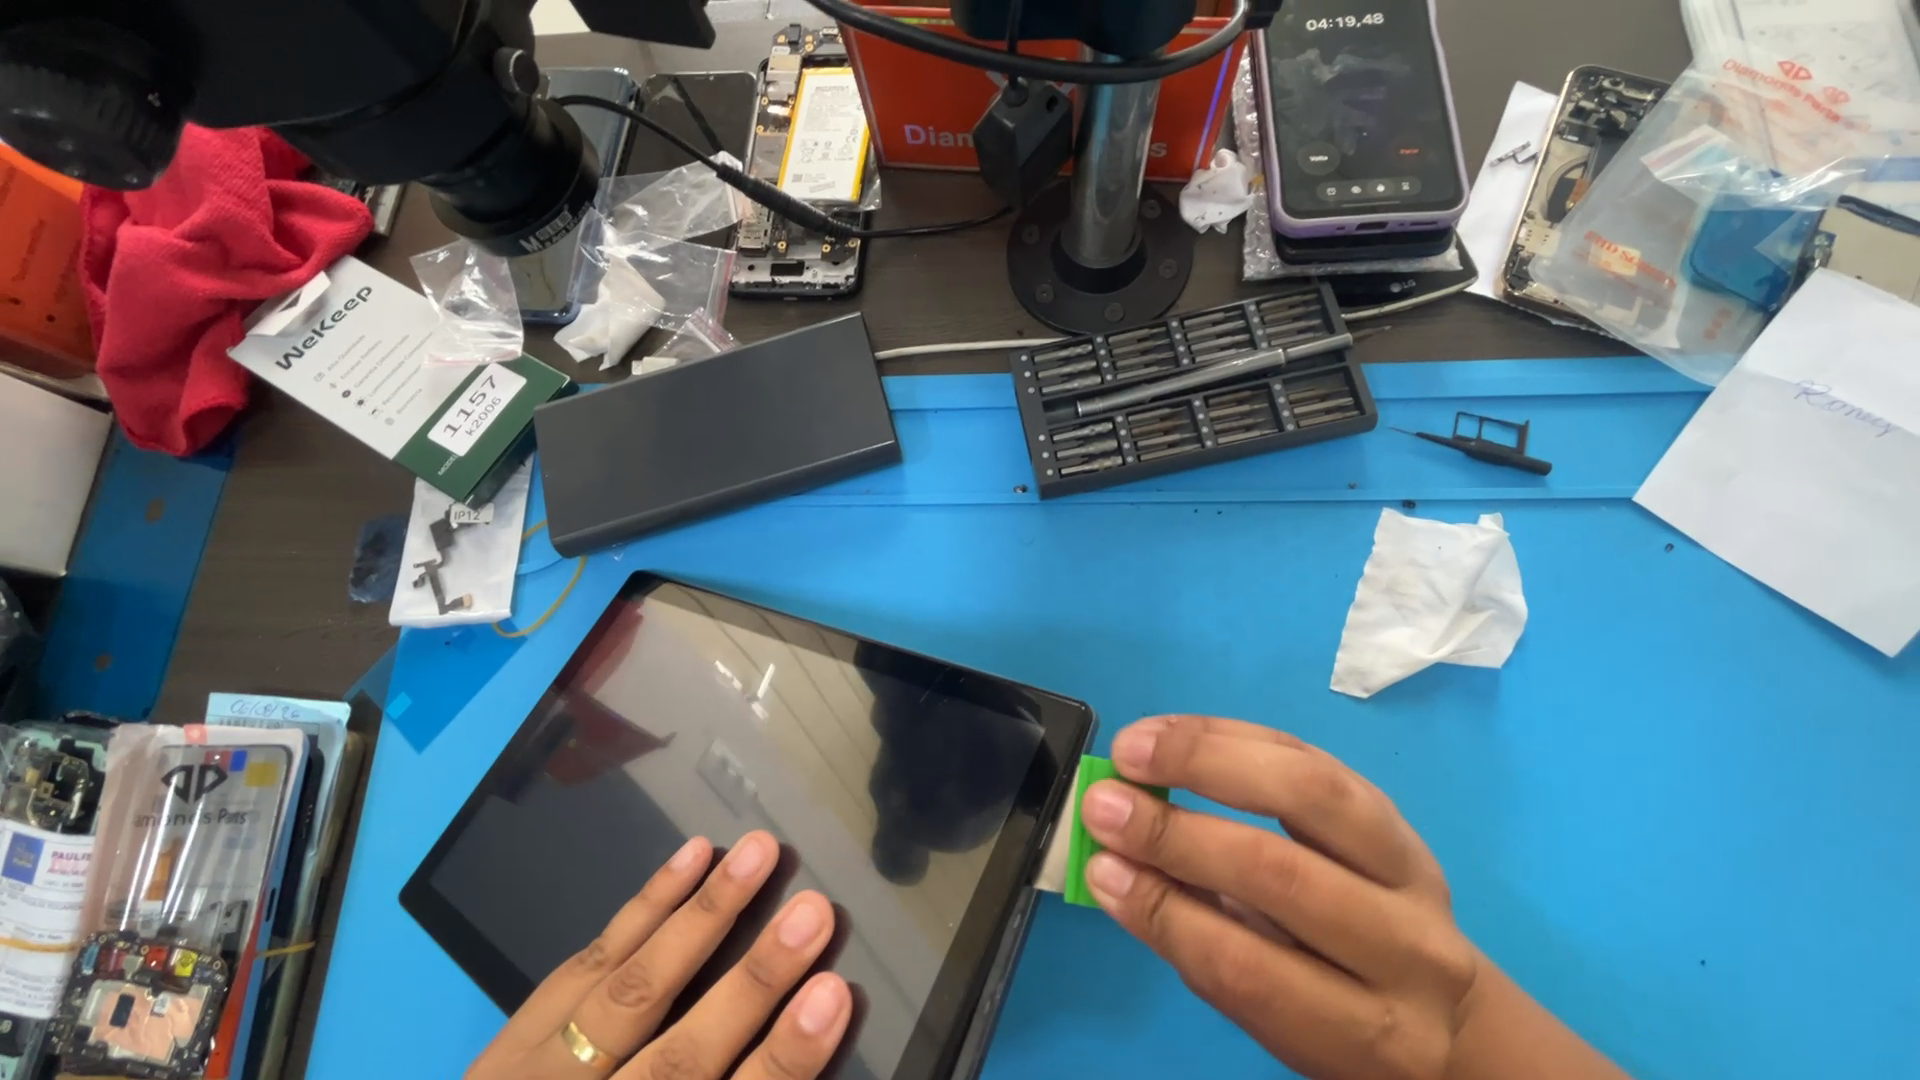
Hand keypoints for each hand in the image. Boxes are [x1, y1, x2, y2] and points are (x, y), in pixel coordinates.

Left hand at [467, 830, 852, 1079]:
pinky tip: (692, 857)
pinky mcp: (516, 1041)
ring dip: (702, 915)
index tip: (836, 995)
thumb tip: (795, 1042)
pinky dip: (646, 907)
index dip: (783, 1061)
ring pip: (631, 990)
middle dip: (753, 982)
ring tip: (759, 854)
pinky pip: (587, 964)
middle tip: (815, 911)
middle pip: (679, 1059)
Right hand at [1078, 716, 1626, 1079]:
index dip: (1165, 914)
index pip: (1251, 969)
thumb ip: (1197, 936)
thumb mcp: (1269, 1014)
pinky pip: (1307, 752)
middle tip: (1105, 802)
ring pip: (1311, 792)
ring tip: (1135, 748)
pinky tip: (1173, 733)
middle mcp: (1406, 946)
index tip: (1099, 868)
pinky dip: (1230, 736)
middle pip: (1285, 875)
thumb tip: (1111, 865)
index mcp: (1366, 1028)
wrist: (1446, 1007)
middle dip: (1179, 833)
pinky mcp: (1391, 806)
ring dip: (1207, 761)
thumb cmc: (1334, 1016)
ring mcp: (1409, 863)